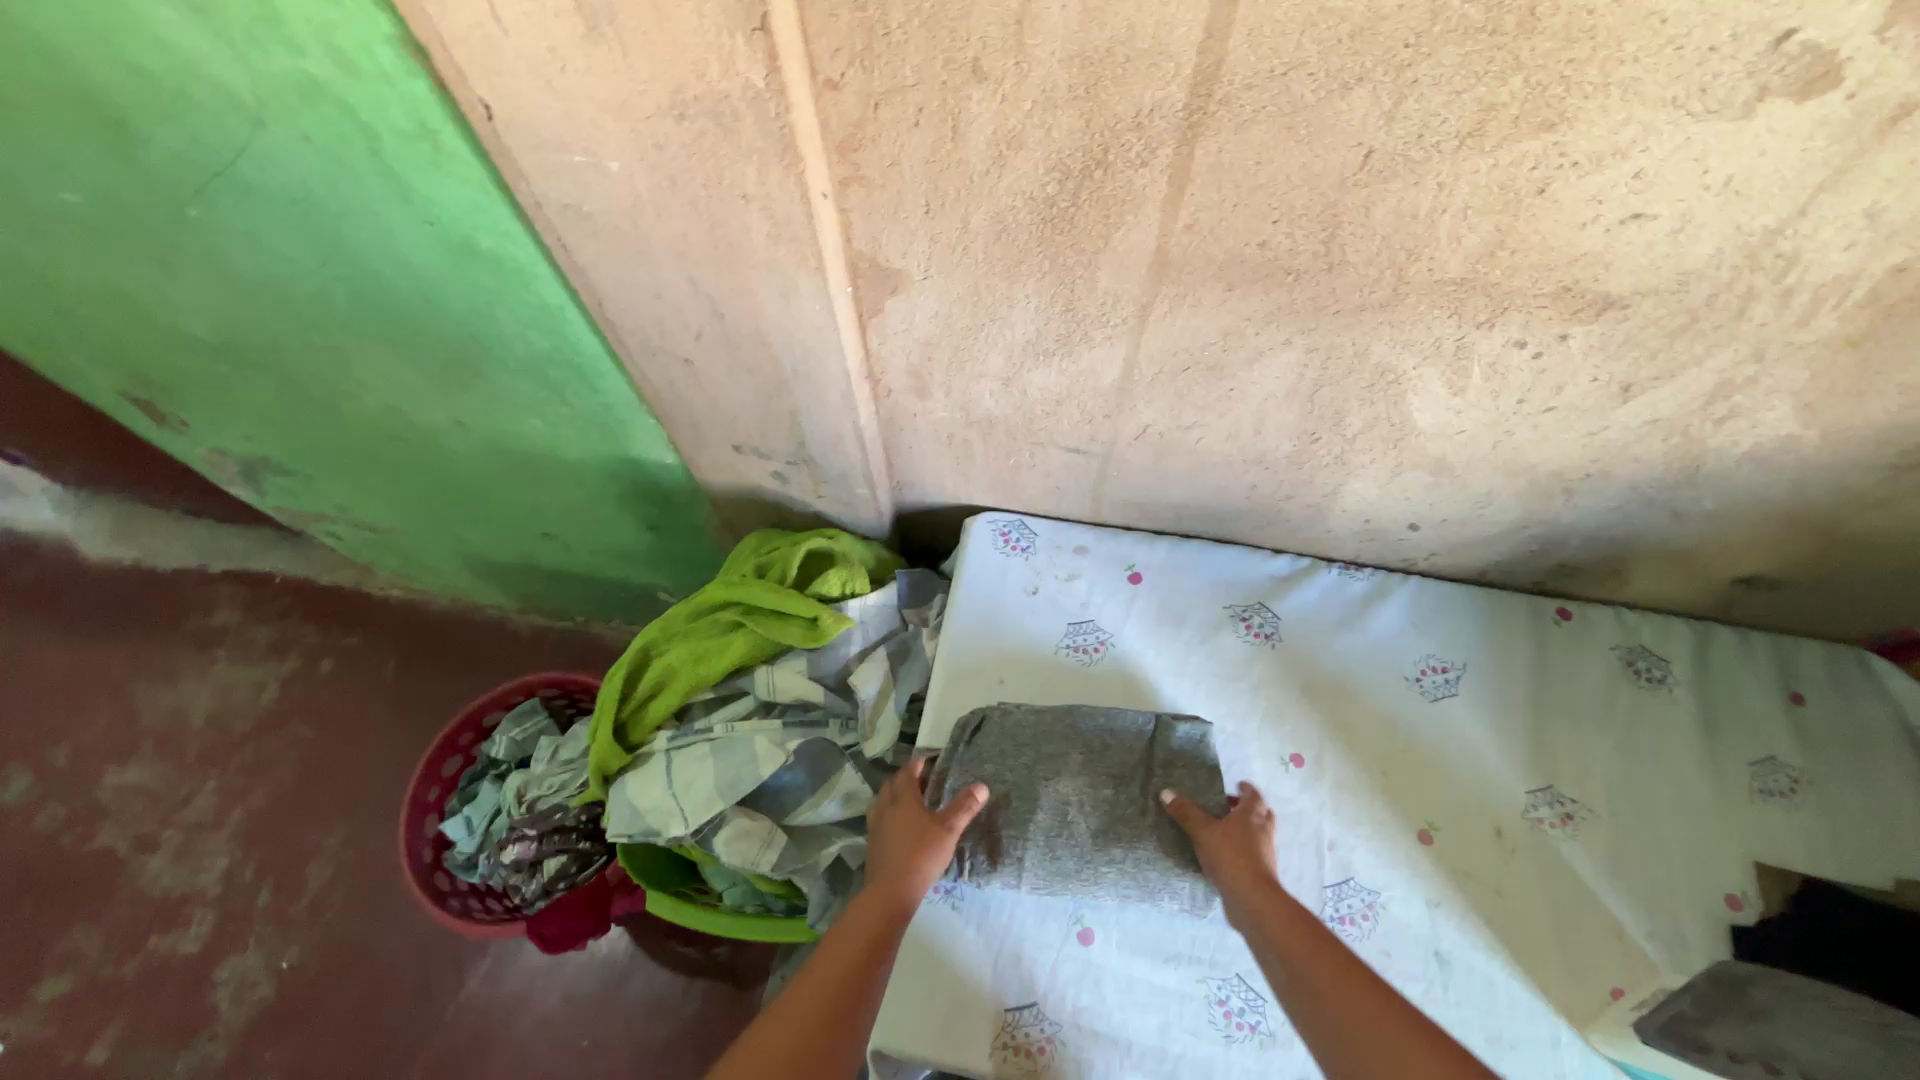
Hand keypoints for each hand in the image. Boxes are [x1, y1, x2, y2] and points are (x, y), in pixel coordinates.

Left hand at [863, 757, 987, 909]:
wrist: (891, 890)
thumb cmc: (922, 854)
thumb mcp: (949, 830)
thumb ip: (964, 807)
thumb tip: (982, 786)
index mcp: (903, 799)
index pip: (906, 773)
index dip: (915, 765)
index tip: (925, 760)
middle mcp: (886, 808)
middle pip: (890, 785)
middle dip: (903, 778)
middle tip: (920, 781)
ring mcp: (876, 826)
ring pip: (881, 801)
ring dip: (892, 795)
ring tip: (908, 802)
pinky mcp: (872, 843)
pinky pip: (878, 819)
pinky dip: (888, 814)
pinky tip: (898, 826)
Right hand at [1161, 781, 1281, 926]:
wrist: (1252, 898)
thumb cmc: (1230, 856)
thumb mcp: (1202, 831)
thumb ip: (1186, 813)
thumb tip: (1166, 791)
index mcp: (1252, 815)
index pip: (1254, 795)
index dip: (1246, 789)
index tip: (1237, 784)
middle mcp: (1263, 831)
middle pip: (1261, 813)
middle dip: (1248, 808)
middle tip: (1230, 807)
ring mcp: (1265, 853)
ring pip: (1259, 834)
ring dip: (1247, 830)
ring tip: (1224, 830)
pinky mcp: (1261, 872)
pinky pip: (1253, 854)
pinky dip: (1243, 849)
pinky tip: (1225, 855)